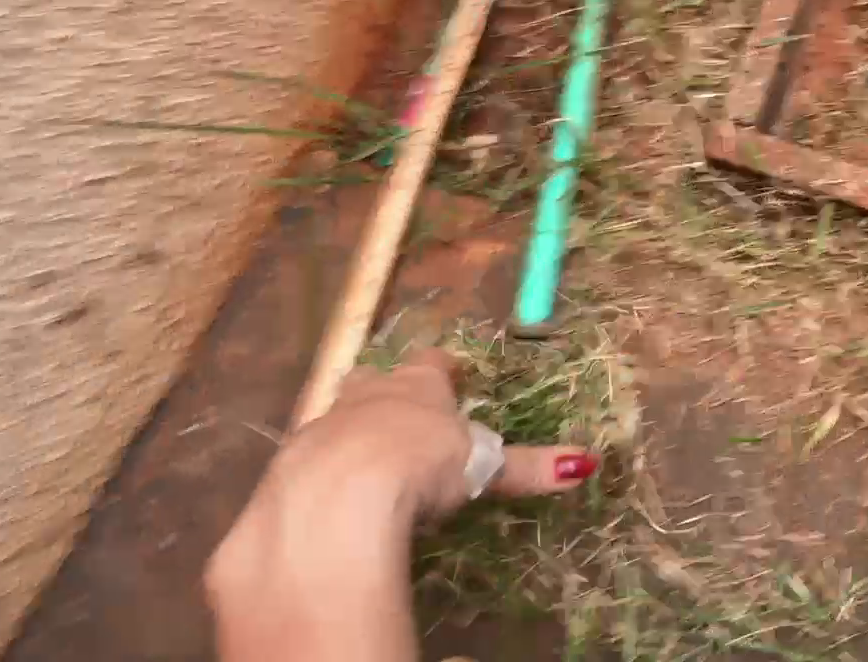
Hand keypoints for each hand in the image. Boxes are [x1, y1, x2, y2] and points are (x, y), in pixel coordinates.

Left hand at [205, 349, 596, 661]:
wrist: (333, 503)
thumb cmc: (419, 466)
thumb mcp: (482, 466)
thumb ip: (529, 466)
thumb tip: (587, 464)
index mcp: (417, 386)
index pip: (432, 363)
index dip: (443, 369)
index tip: (453, 378)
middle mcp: (367, 396)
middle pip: (374, 378)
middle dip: (386, 390)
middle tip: (402, 414)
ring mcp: (318, 430)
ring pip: (333, 419)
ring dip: (347, 434)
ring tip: (365, 463)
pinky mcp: (280, 476)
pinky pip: (300, 468)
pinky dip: (315, 478)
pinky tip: (326, 504)